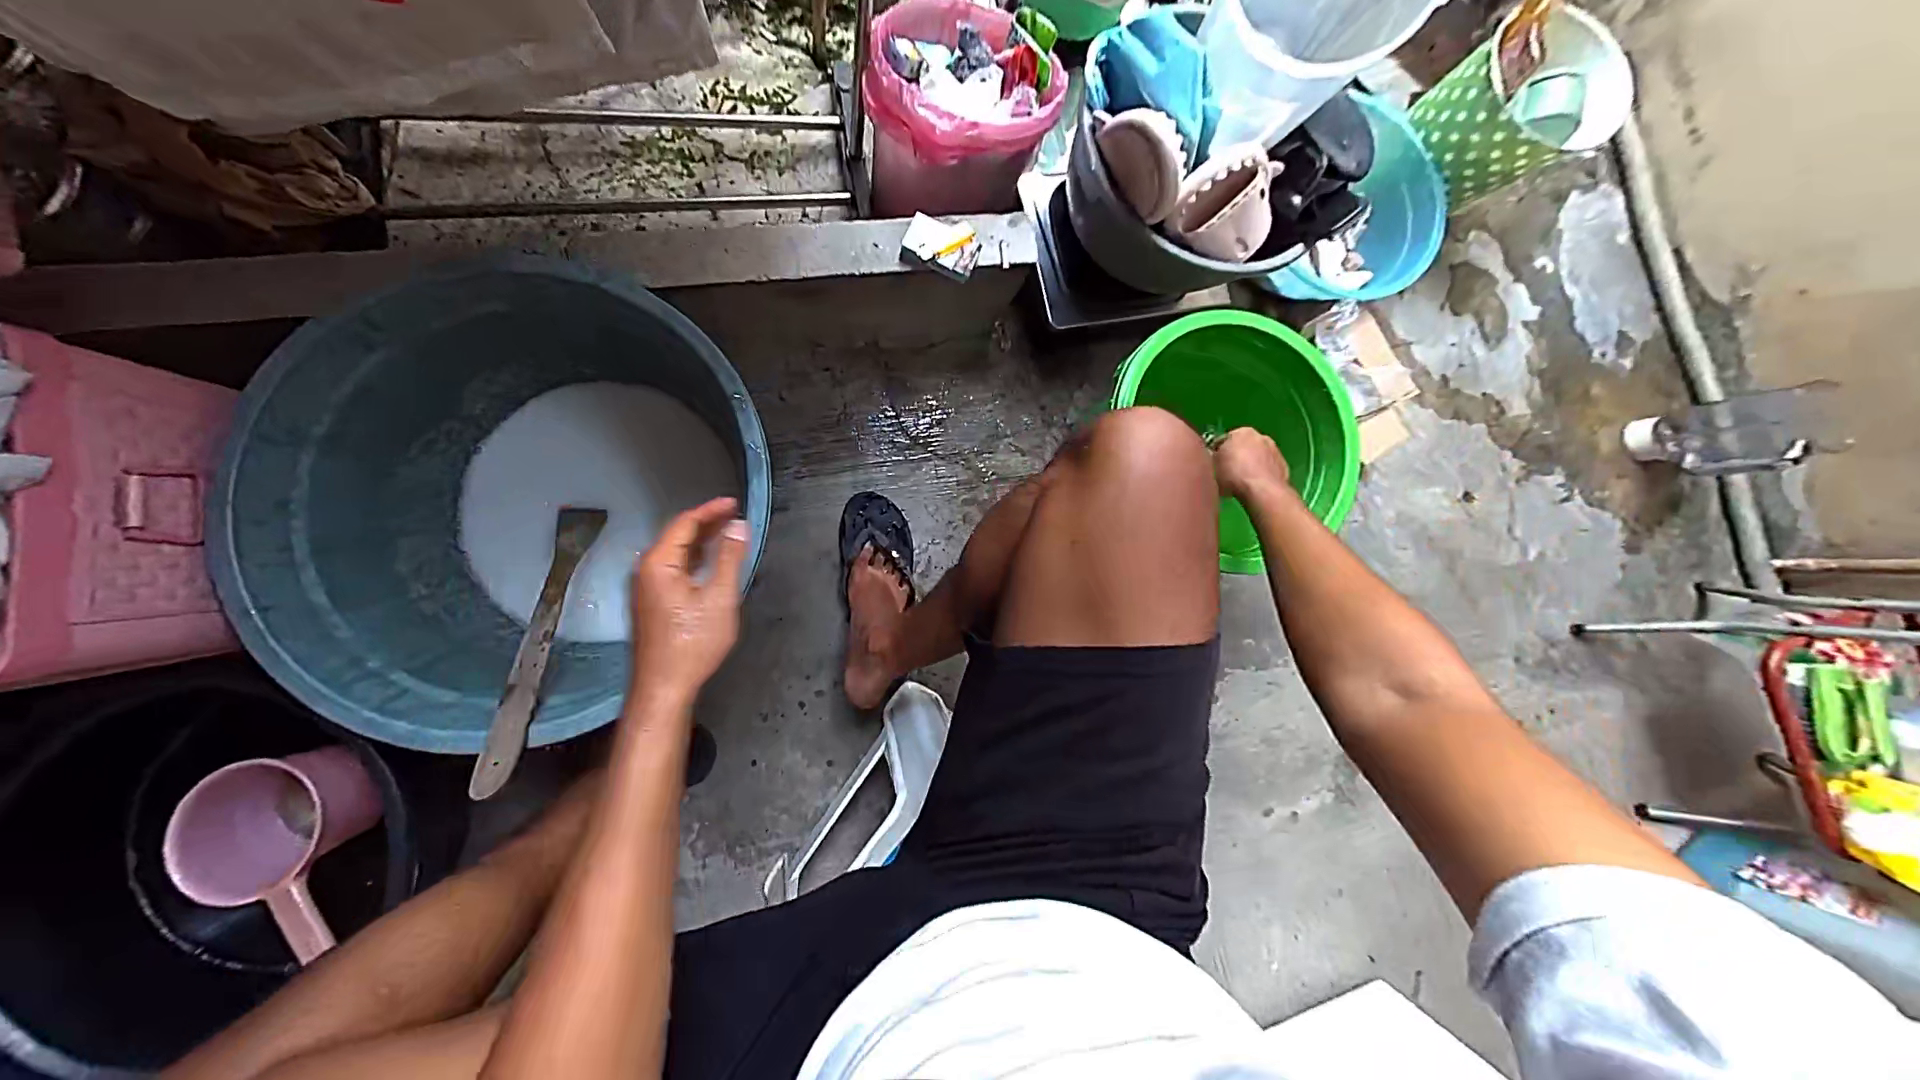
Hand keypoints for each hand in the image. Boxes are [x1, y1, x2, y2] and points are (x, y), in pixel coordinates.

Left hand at [630, 497, 749, 699]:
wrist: (664, 685)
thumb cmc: (692, 644)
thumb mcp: (720, 598)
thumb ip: (729, 558)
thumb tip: (737, 527)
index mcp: (659, 564)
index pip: (685, 524)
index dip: (710, 510)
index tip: (732, 503)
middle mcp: (646, 570)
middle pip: (677, 535)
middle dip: (706, 522)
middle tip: (733, 514)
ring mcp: (646, 587)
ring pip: (676, 552)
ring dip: (701, 540)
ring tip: (727, 532)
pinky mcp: (652, 601)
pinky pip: (673, 568)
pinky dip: (694, 558)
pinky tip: (711, 561)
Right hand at [1212, 427, 1290, 501]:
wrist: (1262, 491)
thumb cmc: (1232, 475)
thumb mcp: (1211, 466)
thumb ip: (1211, 457)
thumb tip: (1213, 456)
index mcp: (1240, 432)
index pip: (1224, 440)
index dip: (1217, 453)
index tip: (1214, 466)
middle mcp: (1260, 436)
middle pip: (1242, 447)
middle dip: (1236, 457)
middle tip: (1227, 473)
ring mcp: (1274, 450)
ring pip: (1256, 457)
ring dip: (1250, 465)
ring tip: (1241, 482)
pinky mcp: (1284, 465)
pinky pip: (1267, 468)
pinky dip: (1261, 474)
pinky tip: (1254, 487)